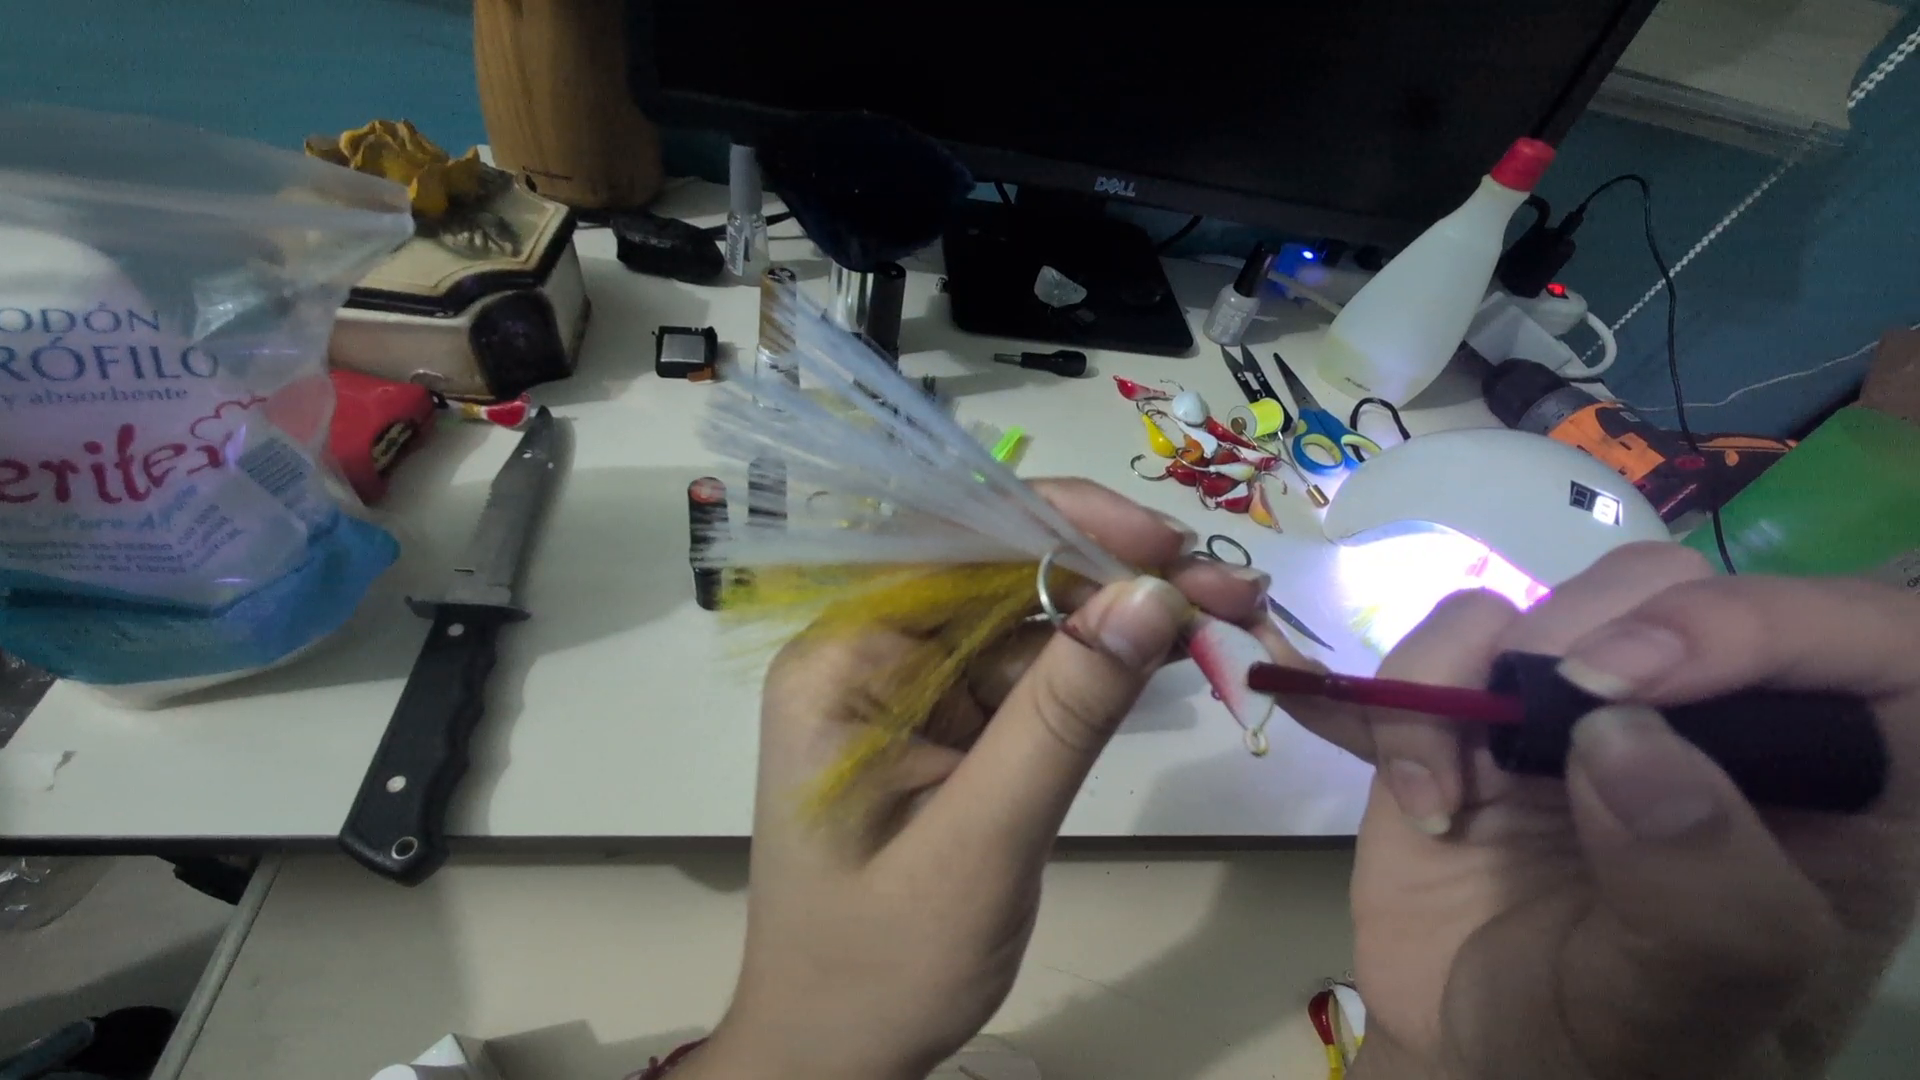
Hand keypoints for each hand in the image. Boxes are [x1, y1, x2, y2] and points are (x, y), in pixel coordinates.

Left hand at [680, 479, 1289, 1079]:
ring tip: (1222, 609)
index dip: (1057, 523)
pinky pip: (1031, 668)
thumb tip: (1151, 595)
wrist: (838, 1049)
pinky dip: (1101, 662)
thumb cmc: (881, 962)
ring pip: (1027, 617)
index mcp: (844, 658)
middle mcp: (874, 649)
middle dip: (1109, 568)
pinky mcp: (952, 717)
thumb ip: (1065, 712)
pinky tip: (1168, 650)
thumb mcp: (983, 840)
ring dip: (1120, 613)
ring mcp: (915, 682)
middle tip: (1222, 582)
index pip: (949, 546)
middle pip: (998, 573)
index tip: (1160, 542)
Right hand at [1286, 543, 1919, 1079]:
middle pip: (1649, 589)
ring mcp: (1554, 720)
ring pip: (1507, 611)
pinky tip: (1391, 785)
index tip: (1630, 680)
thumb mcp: (1687, 1015)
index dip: (1759, 623)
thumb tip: (1624, 733)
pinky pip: (1413, 661)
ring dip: (1445, 682)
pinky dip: (1377, 703)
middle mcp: (1686, 729)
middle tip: (1521, 732)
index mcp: (1819, 793)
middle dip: (1570, 639)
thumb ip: (1702, 895)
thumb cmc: (1610, 1056)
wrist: (1470, 1053)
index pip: (1865, 645)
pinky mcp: (1455, 726)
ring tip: (1431, 794)